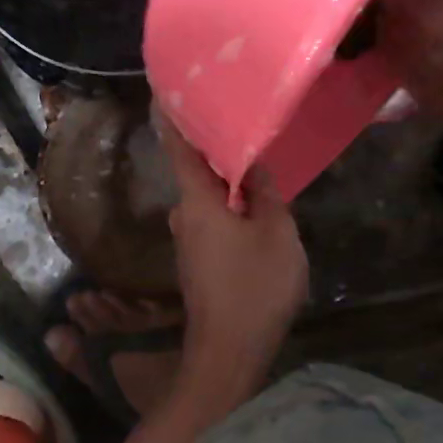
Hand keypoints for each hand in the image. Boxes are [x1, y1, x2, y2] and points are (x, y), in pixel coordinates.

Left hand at [156, 113, 307, 370]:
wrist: (229, 352)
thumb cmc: (254, 286)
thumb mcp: (276, 233)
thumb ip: (266, 193)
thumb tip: (252, 164)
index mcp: (196, 200)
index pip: (178, 148)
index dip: (172, 118)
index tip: (166, 91)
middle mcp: (182, 215)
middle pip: (194, 173)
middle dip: (213, 152)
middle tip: (237, 125)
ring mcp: (186, 241)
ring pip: (205, 200)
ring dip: (224, 184)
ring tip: (253, 165)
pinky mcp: (195, 262)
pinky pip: (209, 221)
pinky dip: (226, 209)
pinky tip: (250, 210)